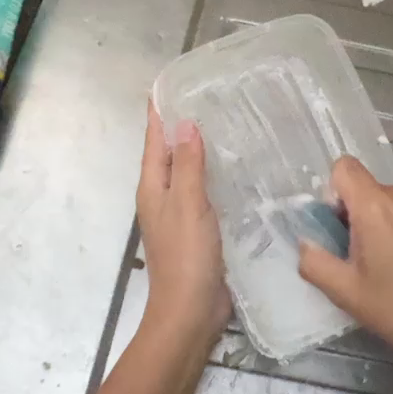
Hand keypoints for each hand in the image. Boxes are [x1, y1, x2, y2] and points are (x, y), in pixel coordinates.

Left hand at [137, 103, 230, 346]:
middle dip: (184, 124)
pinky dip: (216, 174)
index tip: (174, 81)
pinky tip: (239, 169)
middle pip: (170, 152)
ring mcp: (180, 213)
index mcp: (153, 187)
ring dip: (202, 149)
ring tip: (228, 123)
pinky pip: (205, 191)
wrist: (190, 312)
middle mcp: (163, 195)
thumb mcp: (187, 204)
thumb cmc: (186, 256)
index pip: (155, 139)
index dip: (161, 111)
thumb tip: (184, 122)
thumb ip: (188, 165)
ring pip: (189, 171)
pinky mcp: (199, 228)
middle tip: (212, 95)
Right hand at [298, 156, 392, 370]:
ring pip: (388, 199)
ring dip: (379, 220)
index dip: (333, 191)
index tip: (339, 226)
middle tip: (359, 255)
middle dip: (355, 213)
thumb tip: (305, 243)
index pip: (344, 167)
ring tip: (387, 262)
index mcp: (375, 205)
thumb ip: (314, 261)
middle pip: (365, 187)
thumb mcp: (343, 291)